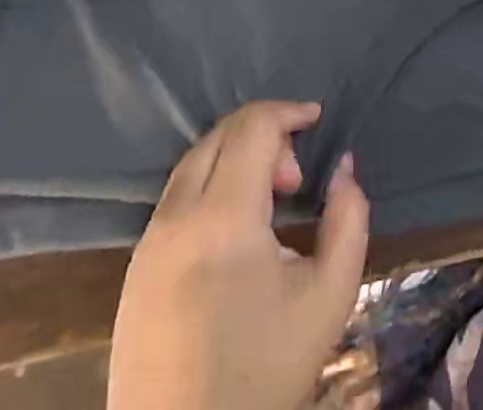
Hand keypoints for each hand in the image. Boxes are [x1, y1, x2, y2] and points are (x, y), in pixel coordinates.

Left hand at [108, 101, 369, 409]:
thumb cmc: (266, 370)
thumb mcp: (332, 292)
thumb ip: (349, 216)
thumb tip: (343, 167)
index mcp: (223, 218)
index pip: (251, 128)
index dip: (288, 111)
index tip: (317, 119)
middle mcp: (175, 218)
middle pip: (219, 136)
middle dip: (265, 133)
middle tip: (298, 178)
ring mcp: (147, 243)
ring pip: (193, 163)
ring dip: (237, 157)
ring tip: (273, 200)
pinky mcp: (134, 268)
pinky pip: (176, 196)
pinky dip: (213, 183)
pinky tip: (238, 227)